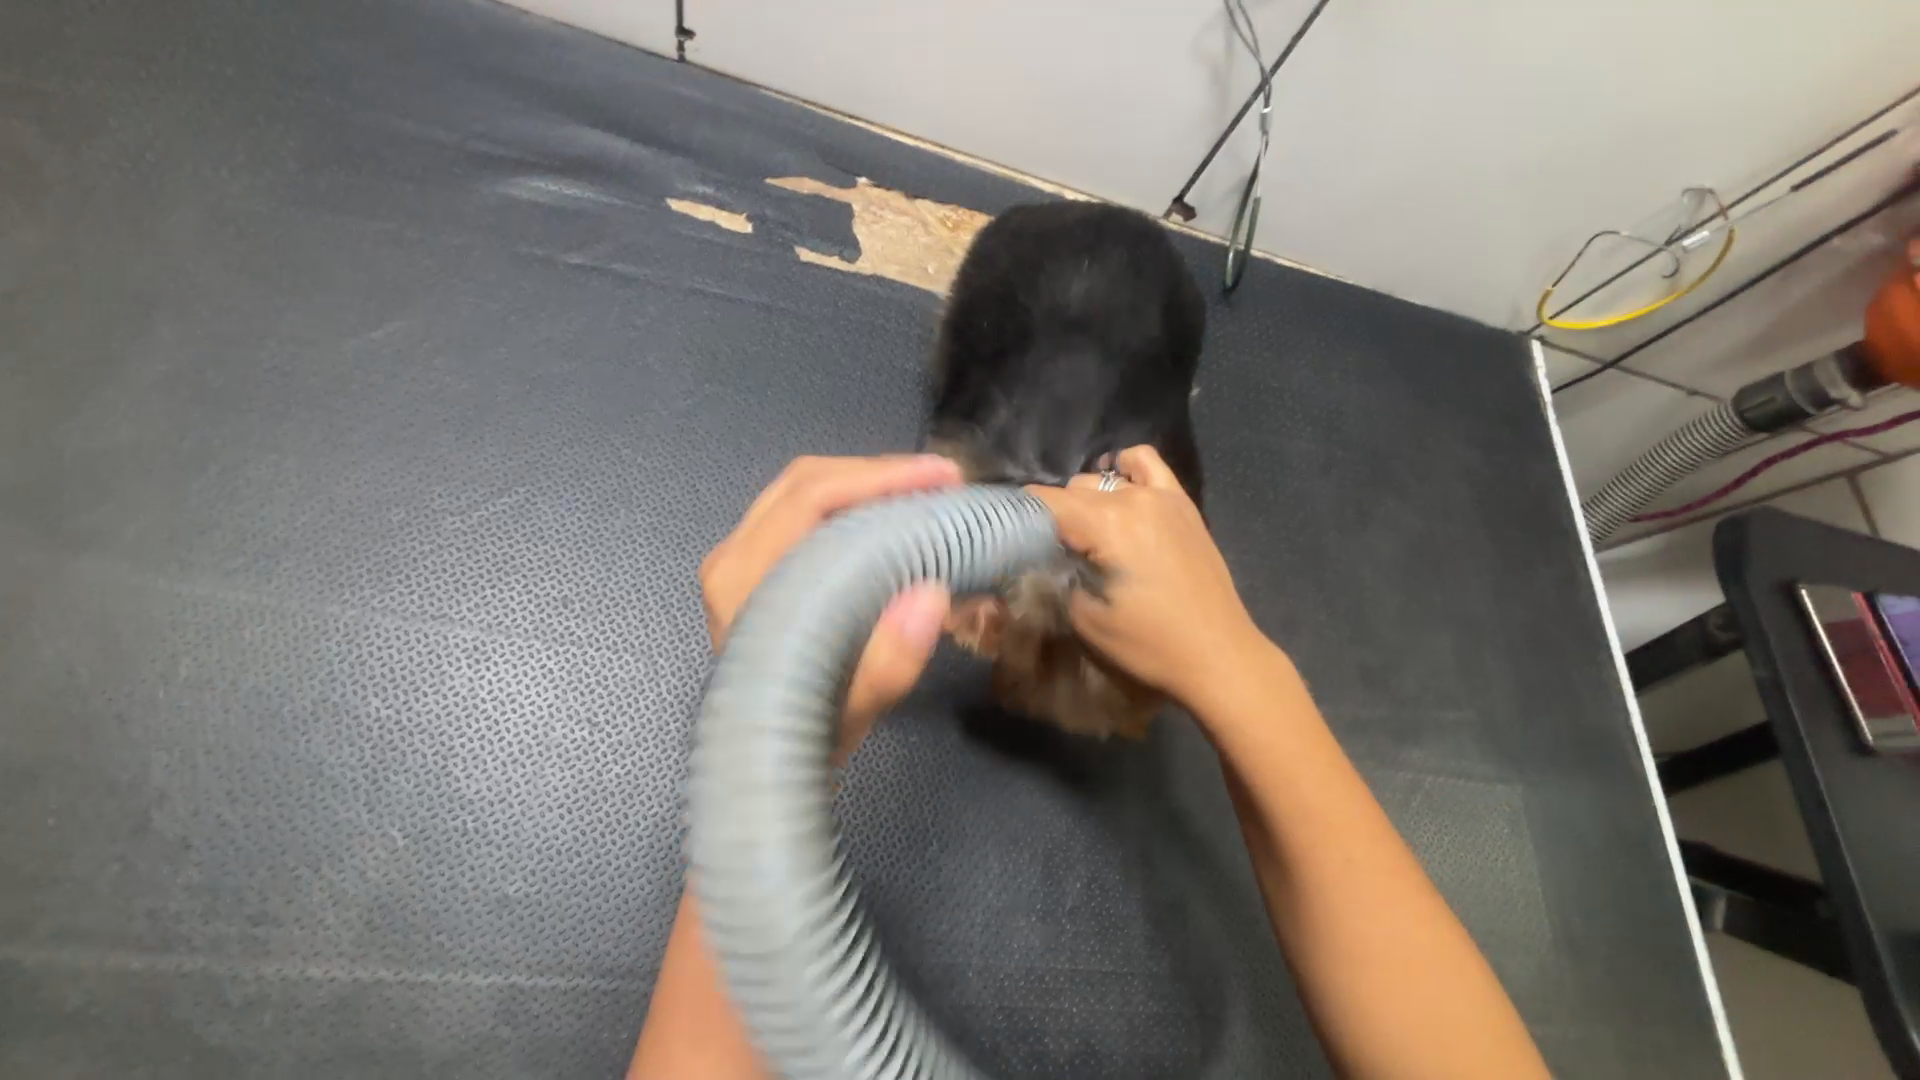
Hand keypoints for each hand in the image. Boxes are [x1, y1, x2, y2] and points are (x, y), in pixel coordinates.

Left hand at [700, 454, 959, 763]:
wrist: (773, 756)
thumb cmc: (809, 731)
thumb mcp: (853, 712)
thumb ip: (886, 666)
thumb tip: (932, 597)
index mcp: (744, 581)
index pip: (810, 500)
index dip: (879, 477)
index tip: (942, 477)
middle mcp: (734, 557)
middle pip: (808, 482)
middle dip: (882, 474)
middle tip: (945, 481)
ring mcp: (742, 556)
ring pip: (807, 490)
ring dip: (871, 485)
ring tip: (928, 492)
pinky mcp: (758, 563)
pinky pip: (807, 512)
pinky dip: (856, 503)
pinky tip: (895, 513)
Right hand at [1025, 445, 1264, 710]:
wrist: (1216, 655)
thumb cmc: (1146, 644)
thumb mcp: (1082, 618)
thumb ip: (1053, 575)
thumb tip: (1035, 554)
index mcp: (1105, 526)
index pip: (1043, 502)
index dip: (1018, 518)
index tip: (1007, 539)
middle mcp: (1132, 499)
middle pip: (1071, 490)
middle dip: (1053, 517)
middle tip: (1050, 554)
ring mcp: (1162, 497)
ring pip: (1102, 480)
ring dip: (1086, 501)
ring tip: (1086, 535)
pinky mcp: (1183, 504)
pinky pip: (1146, 465)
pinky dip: (1124, 470)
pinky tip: (1118, 492)